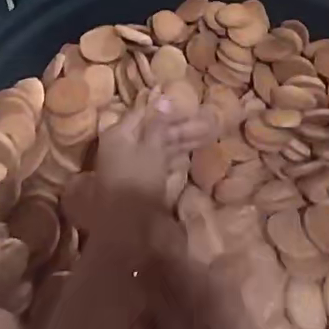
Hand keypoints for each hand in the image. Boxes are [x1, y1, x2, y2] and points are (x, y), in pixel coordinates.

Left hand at [95, 101, 216, 206]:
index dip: (168, 108)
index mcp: (120, 133)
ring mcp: (133, 164)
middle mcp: (124, 145)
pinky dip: (177, 154)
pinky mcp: (143, 181)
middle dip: (181, 125)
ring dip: (183, 139)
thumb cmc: (137, 182)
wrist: (127, 231)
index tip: (191, 104)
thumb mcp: (151, 148)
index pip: (145, 112)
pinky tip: (192, 150)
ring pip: (160, 145)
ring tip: (209, 134)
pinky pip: (161, 160)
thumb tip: (164, 97)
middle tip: (208, 121)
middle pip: (154, 129)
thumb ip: (158, 124)